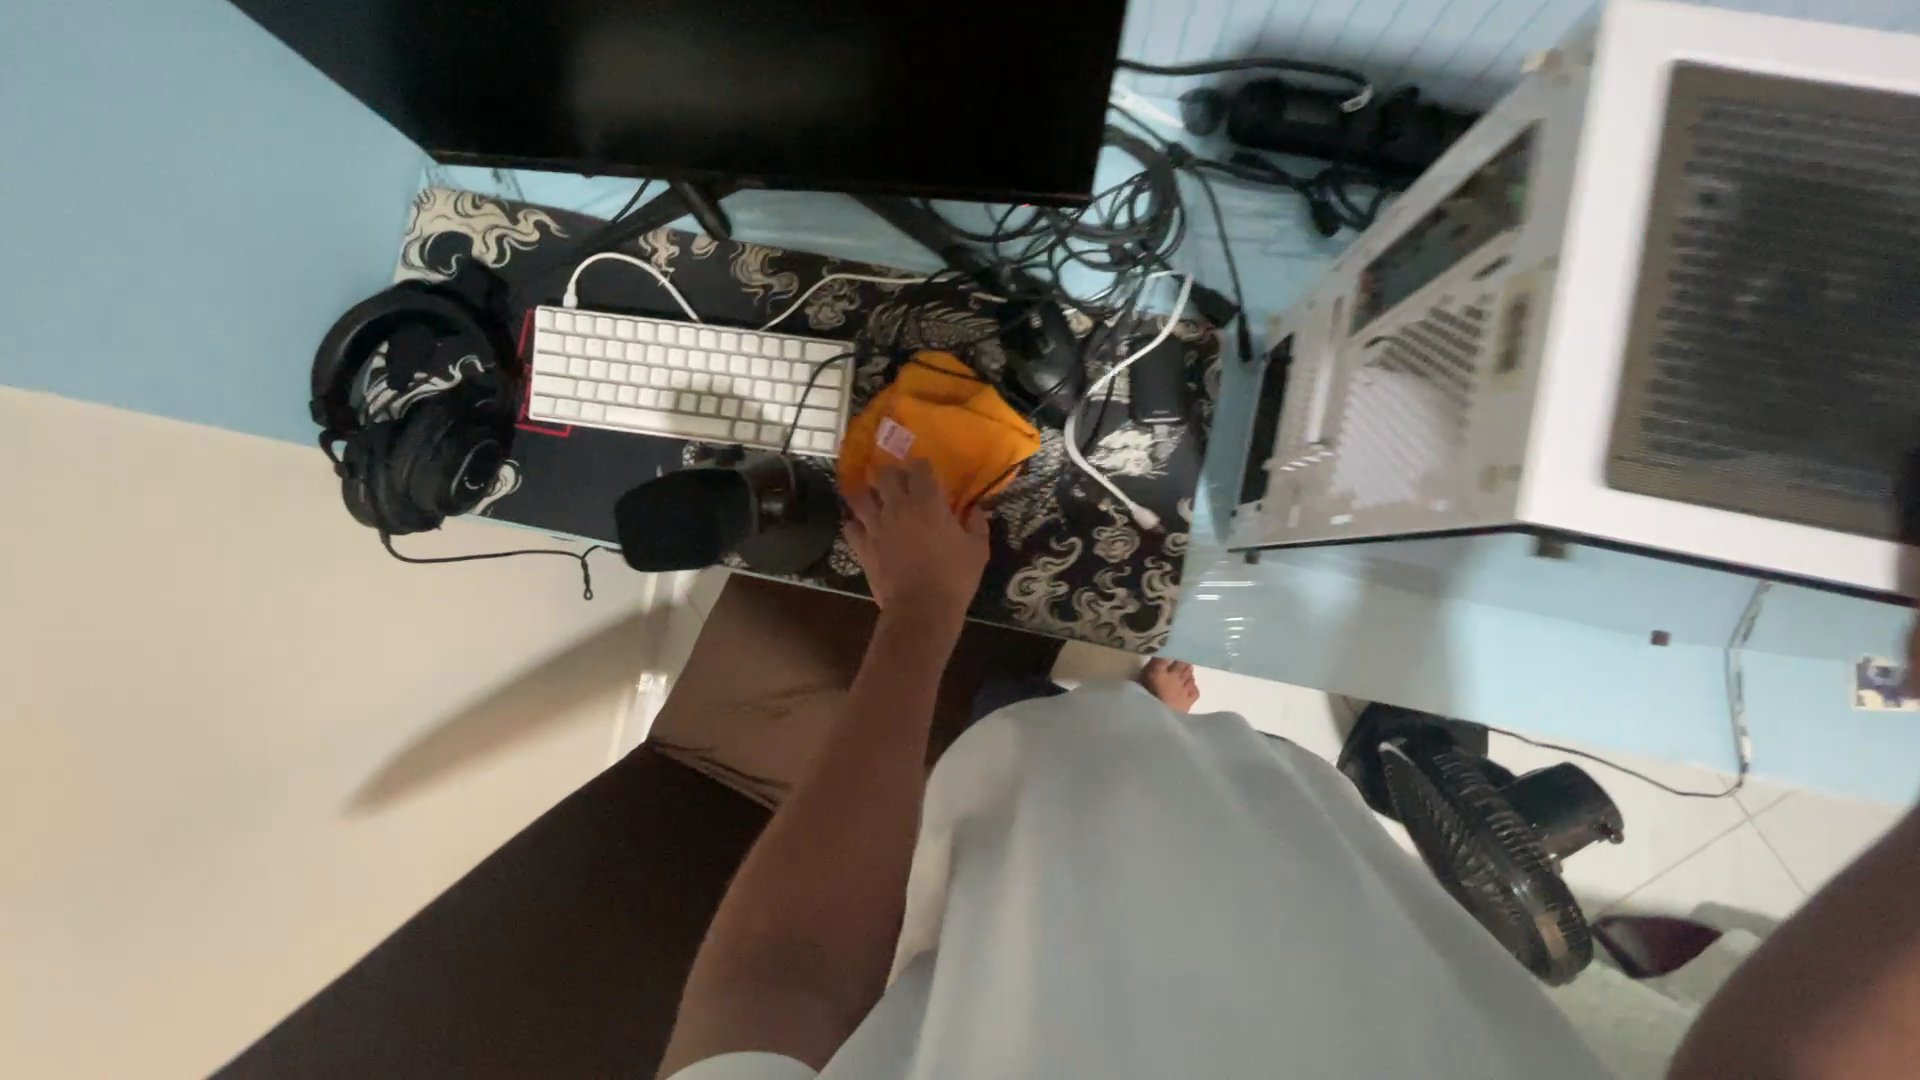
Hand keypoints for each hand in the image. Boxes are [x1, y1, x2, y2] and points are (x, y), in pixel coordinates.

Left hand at [844, 459, 989, 624]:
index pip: (919, 467)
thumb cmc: (954, 577)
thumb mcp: (978, 550)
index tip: (926, 473)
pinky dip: (855, 524)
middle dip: (892, 475)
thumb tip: (975, 509)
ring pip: (860, 496)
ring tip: (874, 498)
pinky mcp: (863, 547)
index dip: (921, 466)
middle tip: (899, 483)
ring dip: (867, 494)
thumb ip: (977, 524)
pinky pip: (850, 527)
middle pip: (885, 475)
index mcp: (927, 502)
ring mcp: (876, 526)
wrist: (921, 609)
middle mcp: (897, 507)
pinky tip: (862, 528)